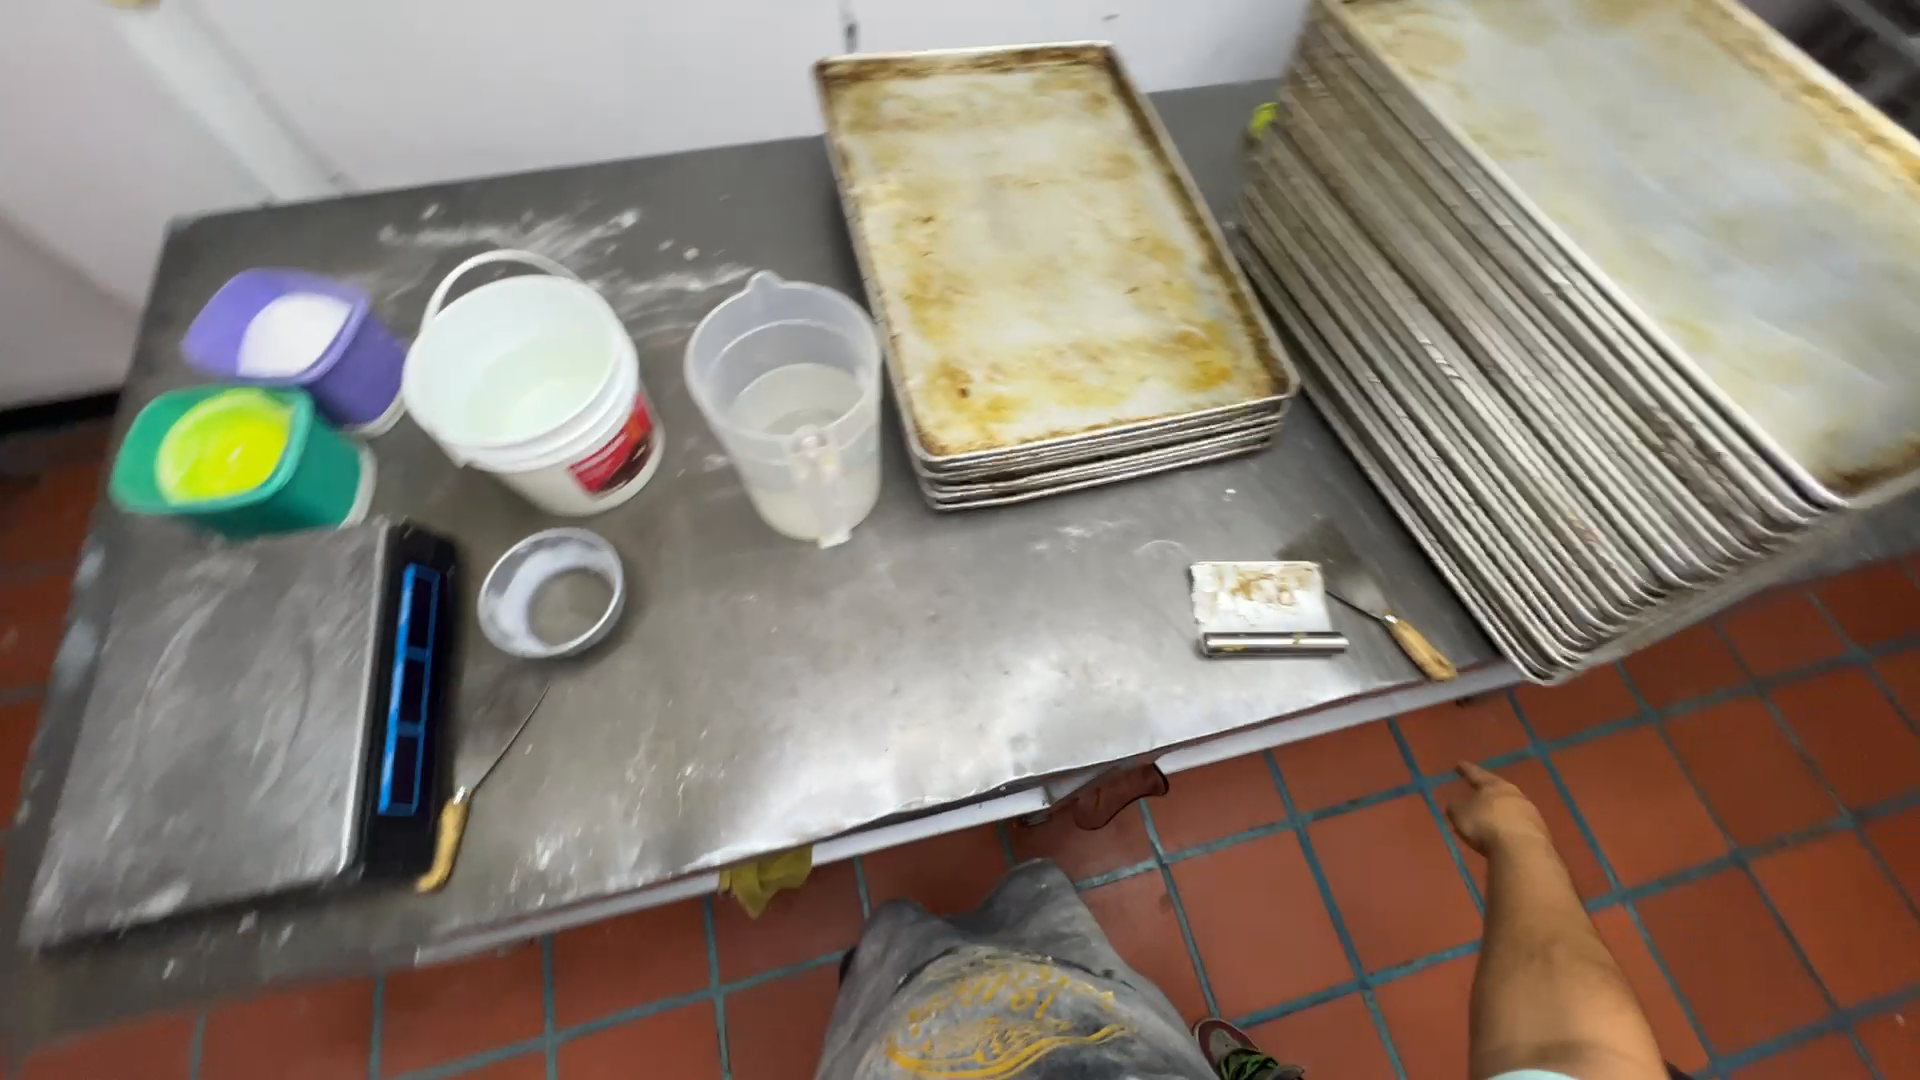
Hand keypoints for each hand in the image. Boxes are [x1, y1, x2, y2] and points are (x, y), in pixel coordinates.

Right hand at [1446, 762, 1552, 856]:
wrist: (1524, 852)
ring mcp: (1531, 812)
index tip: (1460, 763)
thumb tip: (1456, 804)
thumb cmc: (1486, 826)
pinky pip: (1521, 822)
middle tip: (1479, 788)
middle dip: (1489, 789)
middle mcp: (1514, 794)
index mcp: (1494, 785)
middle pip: (1499, 788)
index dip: (1467, 769)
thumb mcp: (1459, 815)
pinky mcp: (1541, 830)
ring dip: (1502, 808)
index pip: (1477, 773)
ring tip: (1493, 812)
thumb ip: (1456, 806)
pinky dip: (1512, 823)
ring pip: (1512, 805)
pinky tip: (1506, 830)